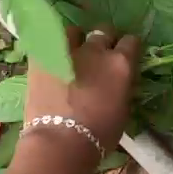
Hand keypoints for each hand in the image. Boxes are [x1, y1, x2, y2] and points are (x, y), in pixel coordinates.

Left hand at [24, 26, 140, 153]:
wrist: (61, 142)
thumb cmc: (100, 135)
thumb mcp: (123, 109)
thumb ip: (122, 87)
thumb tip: (118, 80)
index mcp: (120, 63)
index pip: (131, 41)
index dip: (128, 48)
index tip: (125, 56)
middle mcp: (96, 50)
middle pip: (104, 32)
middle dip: (104, 40)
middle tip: (99, 55)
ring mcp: (67, 50)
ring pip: (75, 31)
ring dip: (77, 40)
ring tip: (72, 53)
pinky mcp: (41, 57)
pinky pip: (48, 43)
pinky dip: (53, 49)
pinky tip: (52, 60)